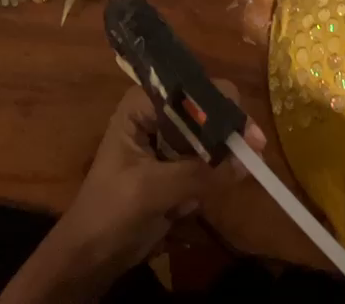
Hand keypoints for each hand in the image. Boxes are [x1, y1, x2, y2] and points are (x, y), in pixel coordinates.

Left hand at [57, 83, 268, 273]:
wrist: (91, 255)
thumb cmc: (110, 211)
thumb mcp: (151, 189)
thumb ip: (198, 173)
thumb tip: (246, 163)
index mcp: (144, 104)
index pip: (193, 90)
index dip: (223, 108)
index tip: (248, 135)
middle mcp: (160, 113)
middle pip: (208, 110)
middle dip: (226, 137)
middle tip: (253, 156)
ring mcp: (170, 139)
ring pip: (213, 138)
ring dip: (215, 165)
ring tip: (194, 197)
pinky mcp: (178, 164)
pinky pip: (208, 163)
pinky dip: (206, 183)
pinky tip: (182, 208)